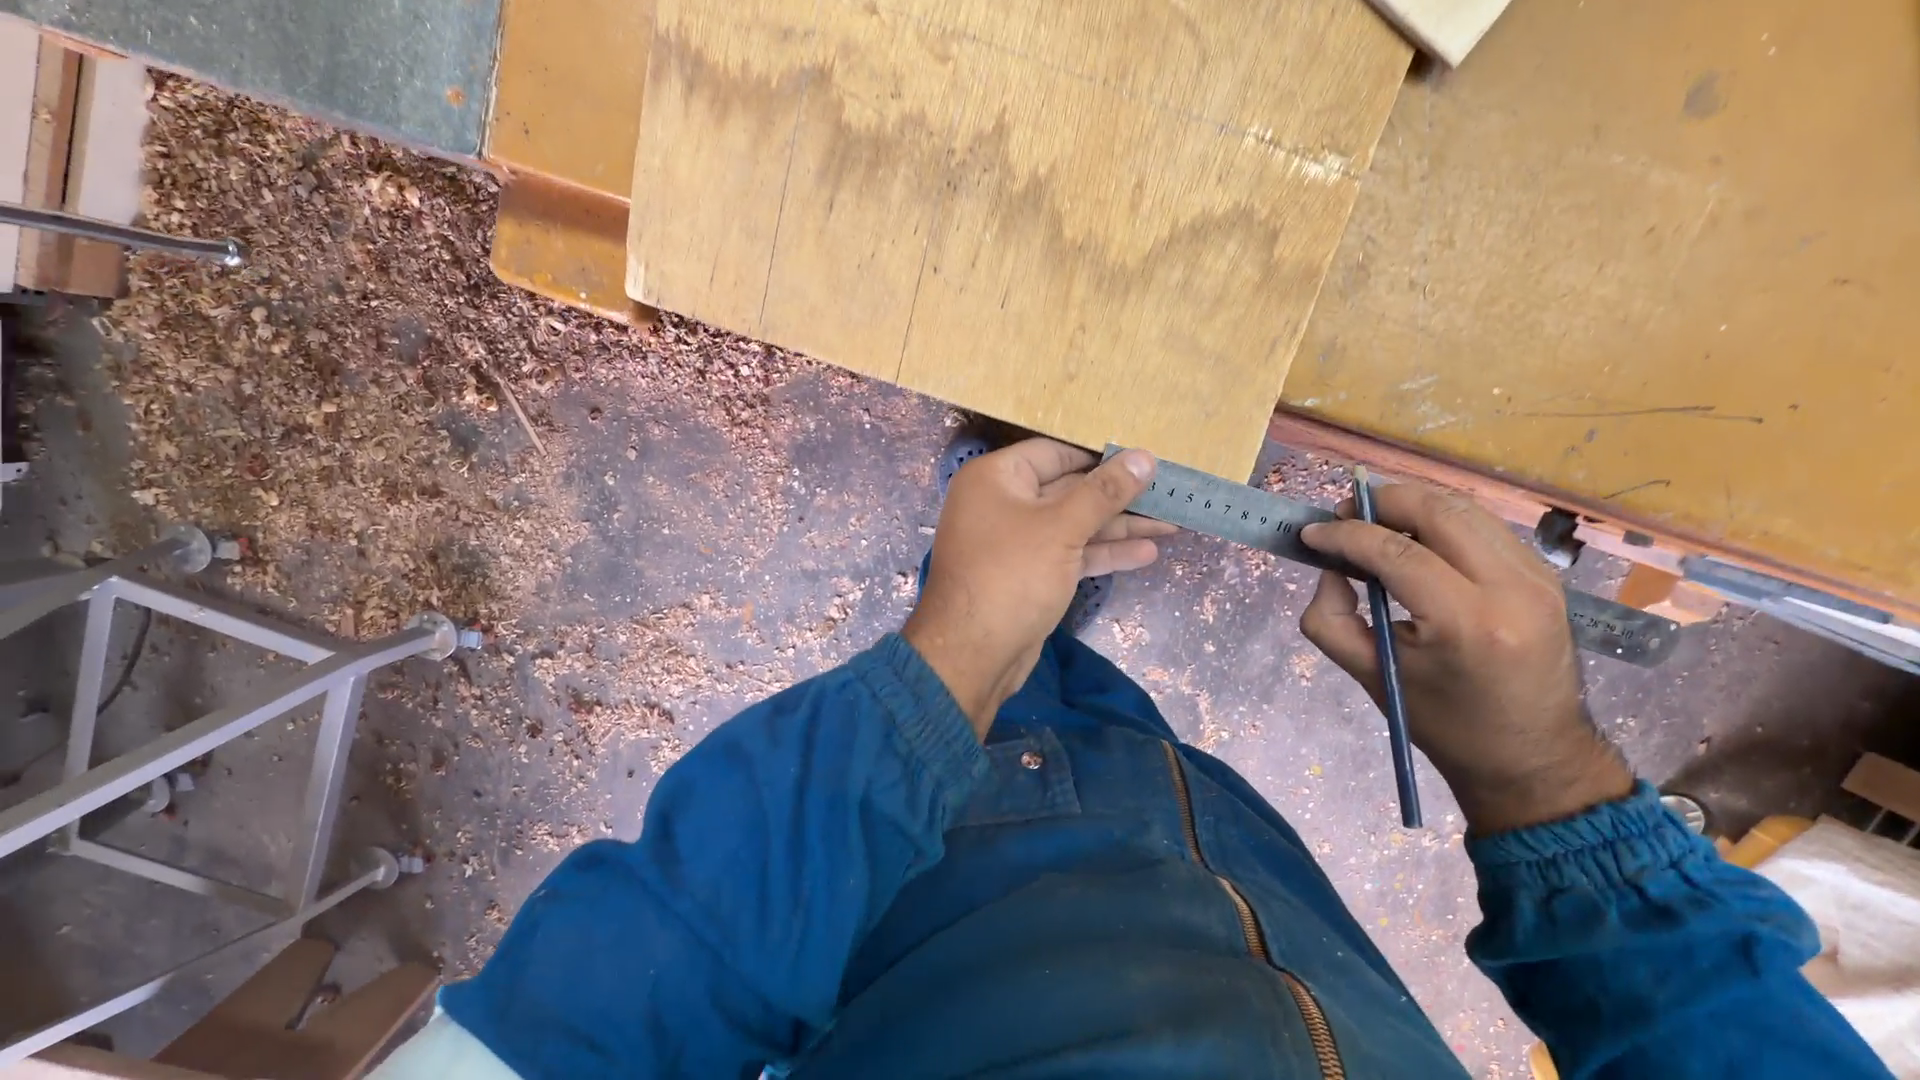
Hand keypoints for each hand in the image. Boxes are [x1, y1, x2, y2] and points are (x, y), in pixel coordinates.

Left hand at [903, 439, 1174, 736]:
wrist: (972, 655)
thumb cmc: (1012, 576)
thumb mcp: (1062, 527)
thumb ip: (1105, 492)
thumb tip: (1144, 457)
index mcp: (996, 478)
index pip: (1055, 453)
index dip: (1100, 455)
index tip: (1144, 458)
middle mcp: (1002, 503)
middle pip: (1068, 489)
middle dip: (1117, 496)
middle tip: (1168, 492)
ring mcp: (1016, 542)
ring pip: (1073, 525)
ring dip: (1118, 527)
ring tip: (1171, 524)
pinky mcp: (1030, 575)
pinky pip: (1070, 554)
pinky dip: (1103, 553)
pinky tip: (1145, 553)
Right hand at [1298, 484, 1632, 833]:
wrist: (1532, 756)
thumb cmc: (1444, 724)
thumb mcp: (1371, 676)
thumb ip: (1330, 618)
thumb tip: (1331, 568)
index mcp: (1466, 624)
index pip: (1396, 553)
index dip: (1345, 535)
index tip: (1311, 533)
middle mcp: (1511, 590)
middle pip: (1438, 511)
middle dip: (1382, 502)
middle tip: (1343, 516)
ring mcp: (1538, 579)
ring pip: (1465, 509)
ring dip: (1411, 506)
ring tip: (1375, 523)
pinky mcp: (1546, 576)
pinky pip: (1485, 527)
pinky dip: (1442, 522)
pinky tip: (1415, 541)